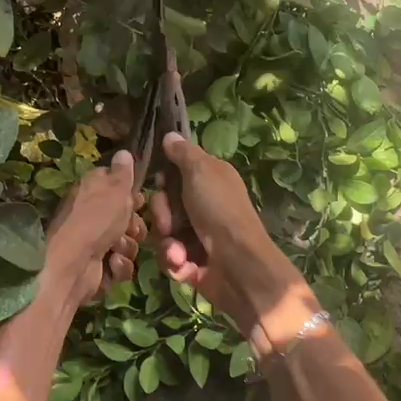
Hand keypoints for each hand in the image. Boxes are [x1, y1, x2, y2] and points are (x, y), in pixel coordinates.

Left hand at [44, 149, 145, 303]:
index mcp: (92, 190)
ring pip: (128, 242)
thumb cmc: (96, 219)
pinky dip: (119, 265)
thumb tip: (123, 152)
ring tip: (116, 248)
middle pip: (128, 217)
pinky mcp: (99, 267)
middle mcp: (92, 214)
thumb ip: (123, 171)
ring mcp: (95, 242)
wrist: (74, 265)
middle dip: (135, 225)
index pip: (117, 186)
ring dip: (127, 246)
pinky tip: (111, 263)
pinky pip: (121, 264)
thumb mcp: (114, 188)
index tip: (138, 200)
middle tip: (130, 228)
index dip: (131, 194)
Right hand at [146, 133, 315, 351]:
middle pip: (164, 204)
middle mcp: (204, 205)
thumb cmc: (219, 210)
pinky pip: (170, 258)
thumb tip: (170, 134)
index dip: (164, 180)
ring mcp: (199, 235)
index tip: (162, 184)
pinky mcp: (194, 263)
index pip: (176, 173)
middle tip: (169, 223)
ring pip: (163, 233)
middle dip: (162, 214)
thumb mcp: (200, 171)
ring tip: (179, 252)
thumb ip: (183, 153)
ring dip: (167, 243)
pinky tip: (184, 265)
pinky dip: (175, 262)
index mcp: (210, 180)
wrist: (238, 265)